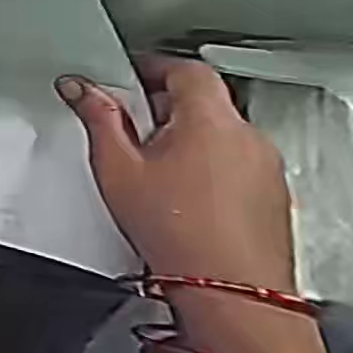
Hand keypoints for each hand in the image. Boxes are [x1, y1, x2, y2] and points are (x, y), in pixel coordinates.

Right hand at [57, 56, 293, 292]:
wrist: (227, 287)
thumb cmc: (174, 227)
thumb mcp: (116, 163)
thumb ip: (98, 117)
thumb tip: (82, 87)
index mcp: (212, 122)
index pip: (187, 70)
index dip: (153, 65)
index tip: (123, 74)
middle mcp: (249, 138)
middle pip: (202, 99)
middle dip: (159, 103)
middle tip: (121, 120)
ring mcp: (265, 166)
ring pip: (217, 129)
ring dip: (180, 131)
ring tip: (143, 159)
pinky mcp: (269, 191)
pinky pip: (232, 156)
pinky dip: (201, 157)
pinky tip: (172, 184)